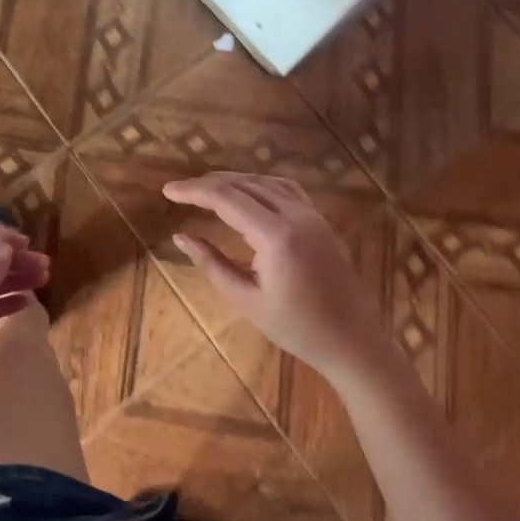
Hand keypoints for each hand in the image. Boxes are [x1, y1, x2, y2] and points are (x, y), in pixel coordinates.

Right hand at [163, 172, 385, 377]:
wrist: (351, 340)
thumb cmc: (296, 328)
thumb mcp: (246, 299)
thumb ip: (212, 263)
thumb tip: (181, 237)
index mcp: (276, 236)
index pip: (226, 199)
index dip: (193, 191)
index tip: (167, 191)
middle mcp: (296, 216)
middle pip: (244, 184)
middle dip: (208, 183)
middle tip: (179, 191)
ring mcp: (312, 216)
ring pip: (266, 182)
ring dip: (233, 180)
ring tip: (205, 188)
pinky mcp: (320, 221)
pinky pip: (286, 189)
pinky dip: (259, 184)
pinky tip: (245, 192)